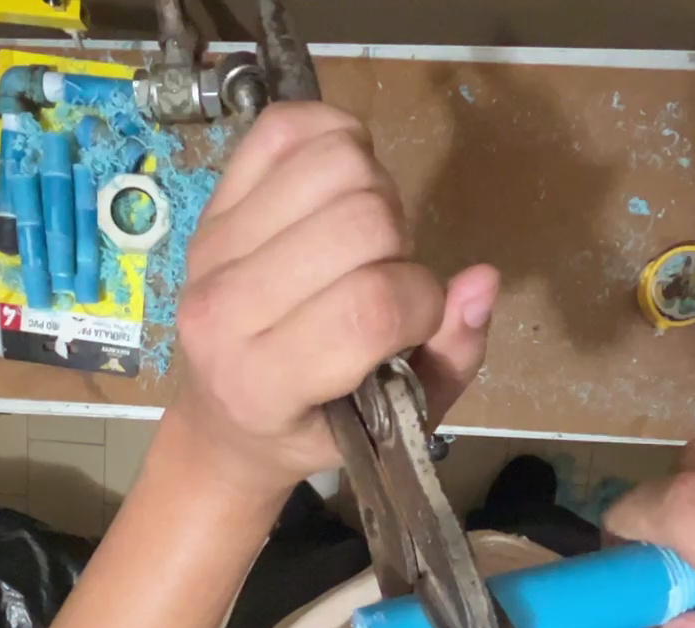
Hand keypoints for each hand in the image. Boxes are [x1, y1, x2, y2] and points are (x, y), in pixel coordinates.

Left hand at [161, 102, 500, 497]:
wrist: (222, 419)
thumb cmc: (310, 431)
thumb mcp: (388, 428)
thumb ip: (447, 364)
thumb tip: (483, 280)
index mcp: (264, 383)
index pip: (370, 308)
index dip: (422, 302)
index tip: (417, 321)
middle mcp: (224, 311)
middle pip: (359, 221)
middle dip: (400, 249)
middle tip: (386, 281)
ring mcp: (211, 250)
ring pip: (333, 162)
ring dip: (376, 195)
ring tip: (364, 243)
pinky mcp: (211, 205)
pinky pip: (288, 128)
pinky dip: (337, 142)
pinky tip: (339, 194)